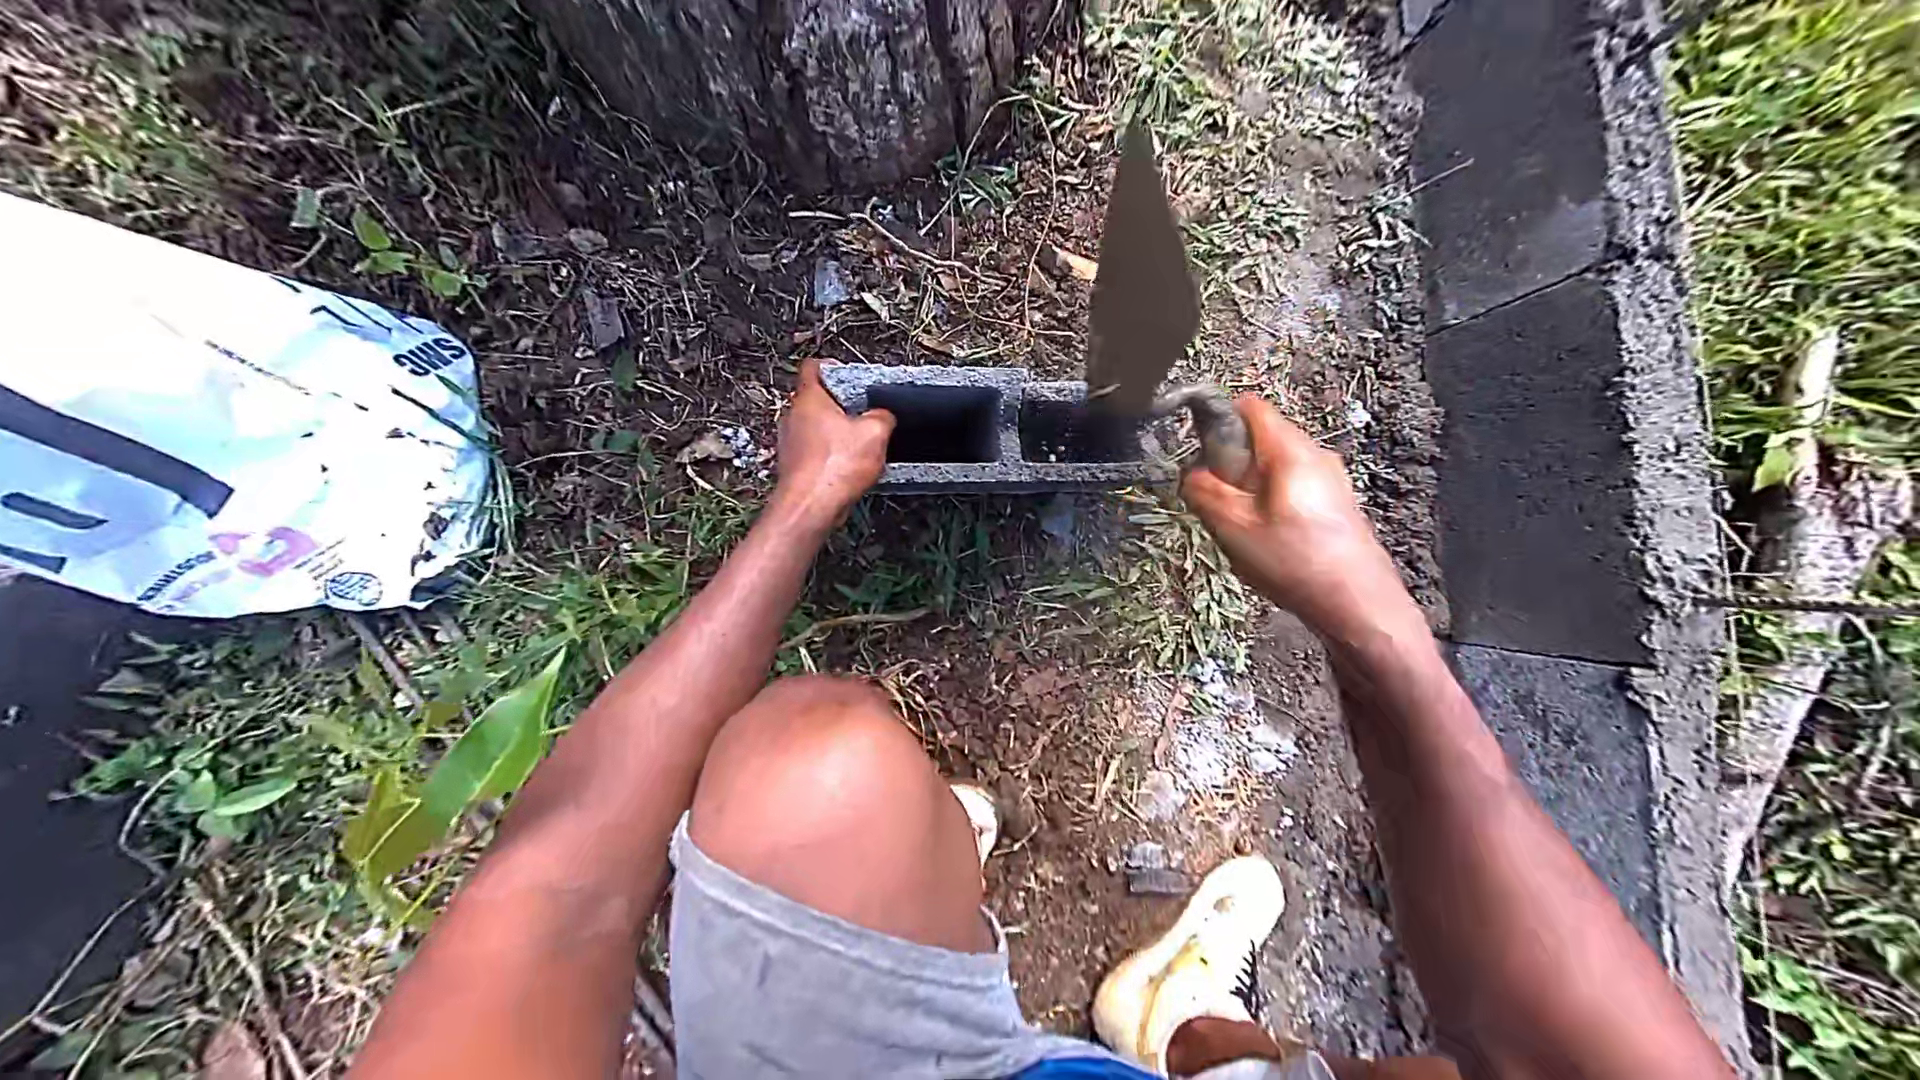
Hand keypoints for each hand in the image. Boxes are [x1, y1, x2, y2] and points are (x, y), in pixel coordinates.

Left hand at [769, 360, 894, 531]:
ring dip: (836, 433)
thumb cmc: (833, 469)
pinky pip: (815, 452)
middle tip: (862, 415)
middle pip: (818, 400)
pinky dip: (831, 456)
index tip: (847, 373)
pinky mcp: (795, 465)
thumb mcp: (876, 433)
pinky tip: (848, 468)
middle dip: (841, 406)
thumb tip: (883, 417)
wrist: (810, 507)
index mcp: (809, 399)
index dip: (831, 366)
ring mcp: (791, 443)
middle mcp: (794, 417)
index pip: (813, 367)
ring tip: (859, 445)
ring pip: (816, 428)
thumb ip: (883, 417)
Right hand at [1182, 396, 1422, 645]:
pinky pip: (1291, 485)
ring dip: (1249, 487)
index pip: (1250, 407)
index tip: (1201, 457)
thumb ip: (1203, 491)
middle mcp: (1316, 454)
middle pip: (1261, 438)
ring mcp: (1330, 478)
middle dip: (1231, 463)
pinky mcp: (1336, 502)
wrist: (1357, 603)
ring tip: (1241, 527)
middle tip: (1219, 503)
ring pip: (1275, 465)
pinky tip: (1268, 539)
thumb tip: (1191, 473)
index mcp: (1291, 450)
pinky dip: (1269, 501)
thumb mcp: (1232, 526)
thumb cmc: (1293, 559)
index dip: (1218, 420)